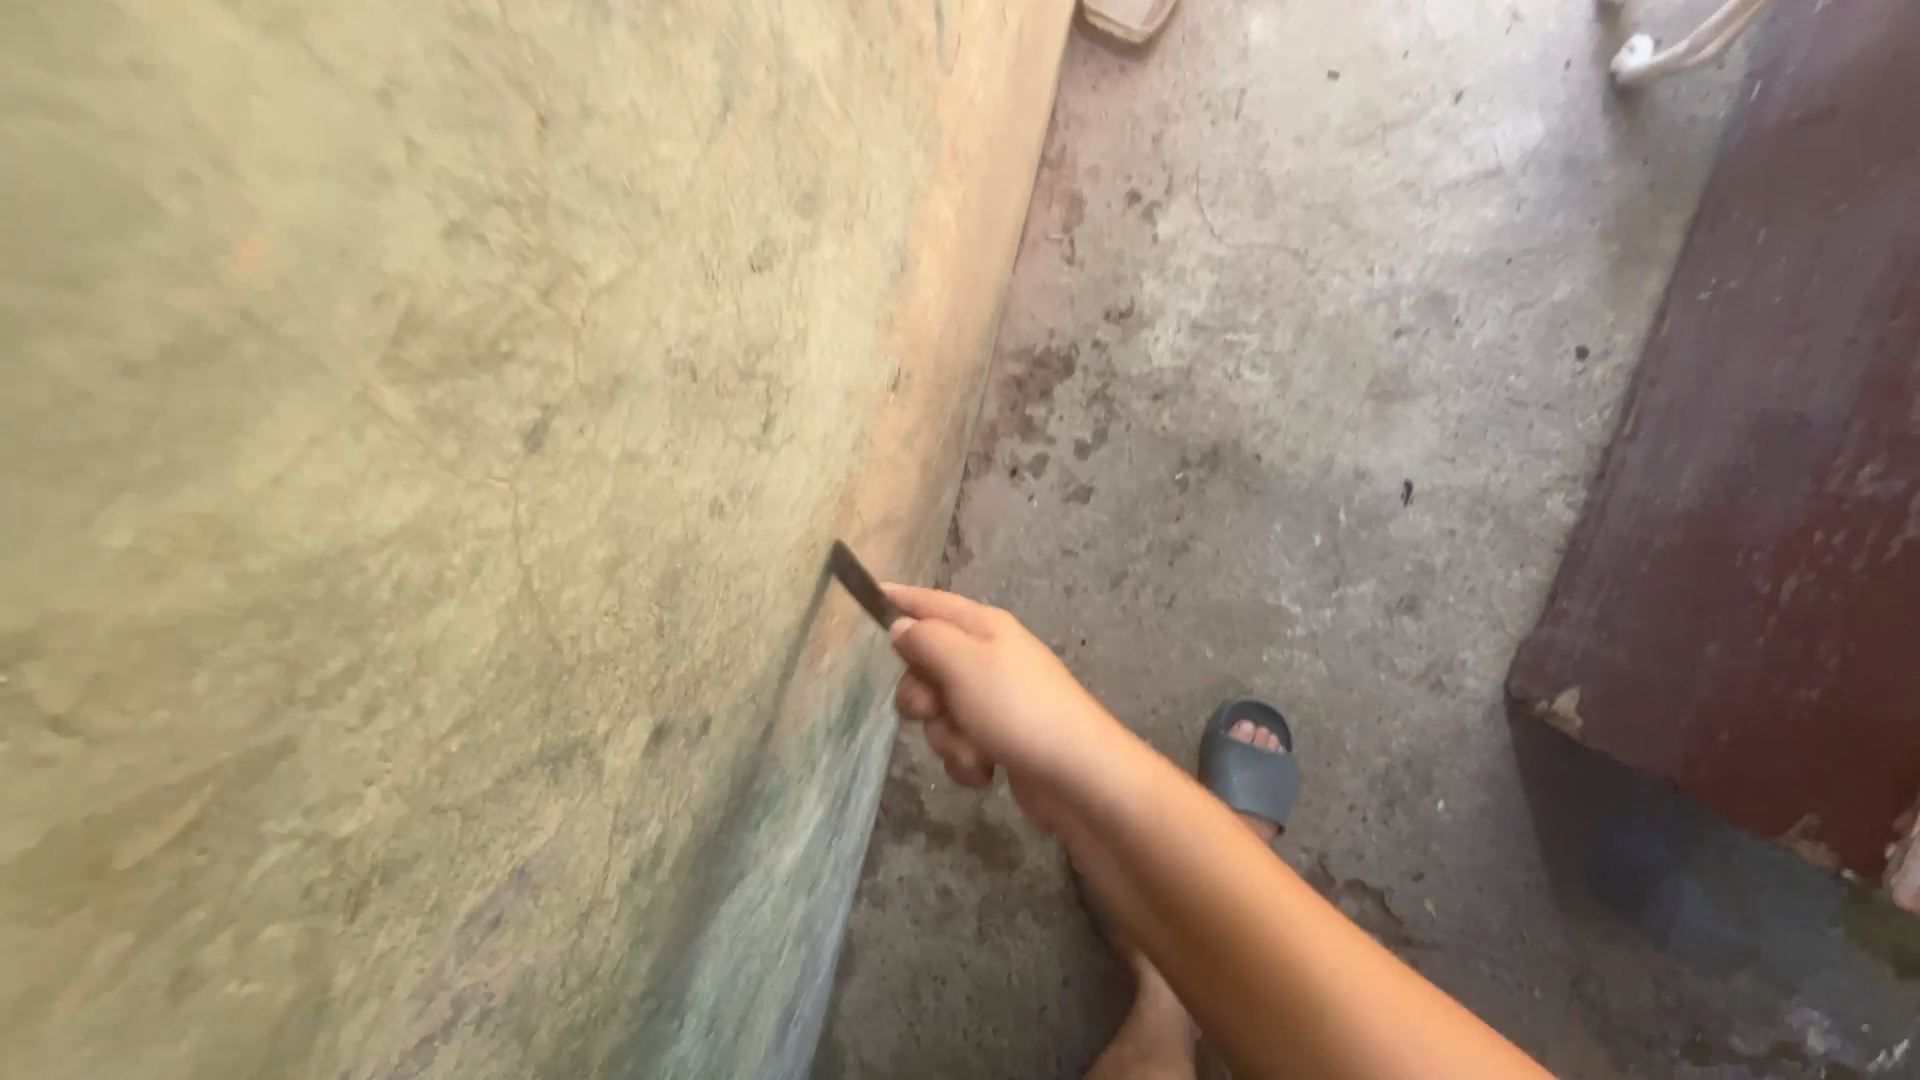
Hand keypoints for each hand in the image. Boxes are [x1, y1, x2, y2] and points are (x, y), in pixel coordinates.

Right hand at [885, 584, 1126, 800]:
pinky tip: (986, 770)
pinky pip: (959, 743)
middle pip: (925, 665)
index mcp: (983, 628)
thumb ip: (925, 640)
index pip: (931, 602)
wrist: (1076, 775)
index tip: (869, 595)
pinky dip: (966, 760)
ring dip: (947, 737)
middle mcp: (987, 658)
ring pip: (938, 712)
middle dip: (921, 695)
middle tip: (936, 707)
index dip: (900, 599)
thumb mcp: (963, 663)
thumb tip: (901, 626)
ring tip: (976, 748)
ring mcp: (994, 700)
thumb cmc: (1017, 708)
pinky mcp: (998, 739)